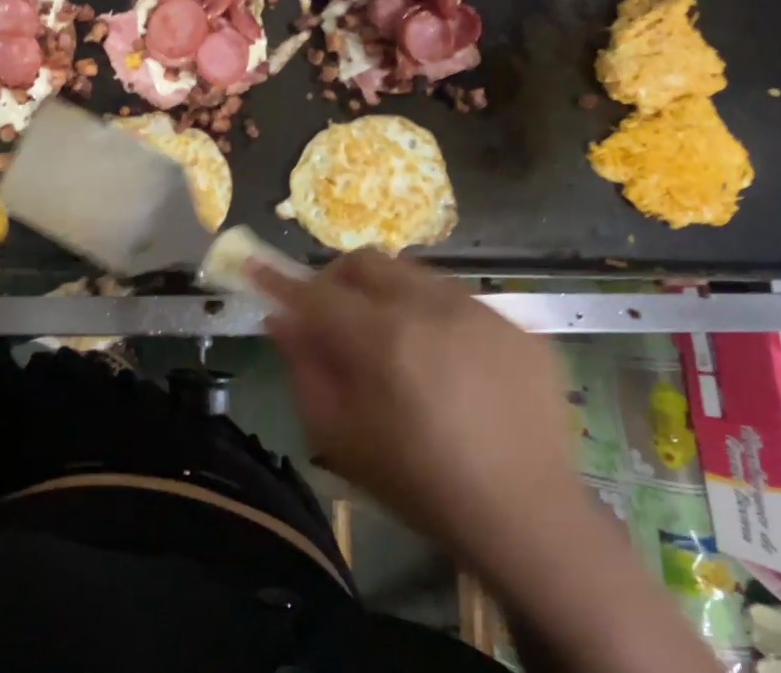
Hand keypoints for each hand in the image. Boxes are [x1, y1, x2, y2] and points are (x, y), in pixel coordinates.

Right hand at [249, 250, 576, 565]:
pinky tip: (444, 365)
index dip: (278, 279)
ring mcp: (484, 315)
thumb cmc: (416, 481)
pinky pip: (463, 303)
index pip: (314, 293)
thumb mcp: (336, 433)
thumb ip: (302, 367)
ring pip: (416, 276)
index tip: (254, 266)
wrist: (526, 517)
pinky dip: (436, 319)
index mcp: (382, 337)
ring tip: (391, 342)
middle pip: (367, 262)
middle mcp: (433, 309)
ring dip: (388, 295)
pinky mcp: (522, 330)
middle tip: (329, 314)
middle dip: (336, 279)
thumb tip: (281, 320)